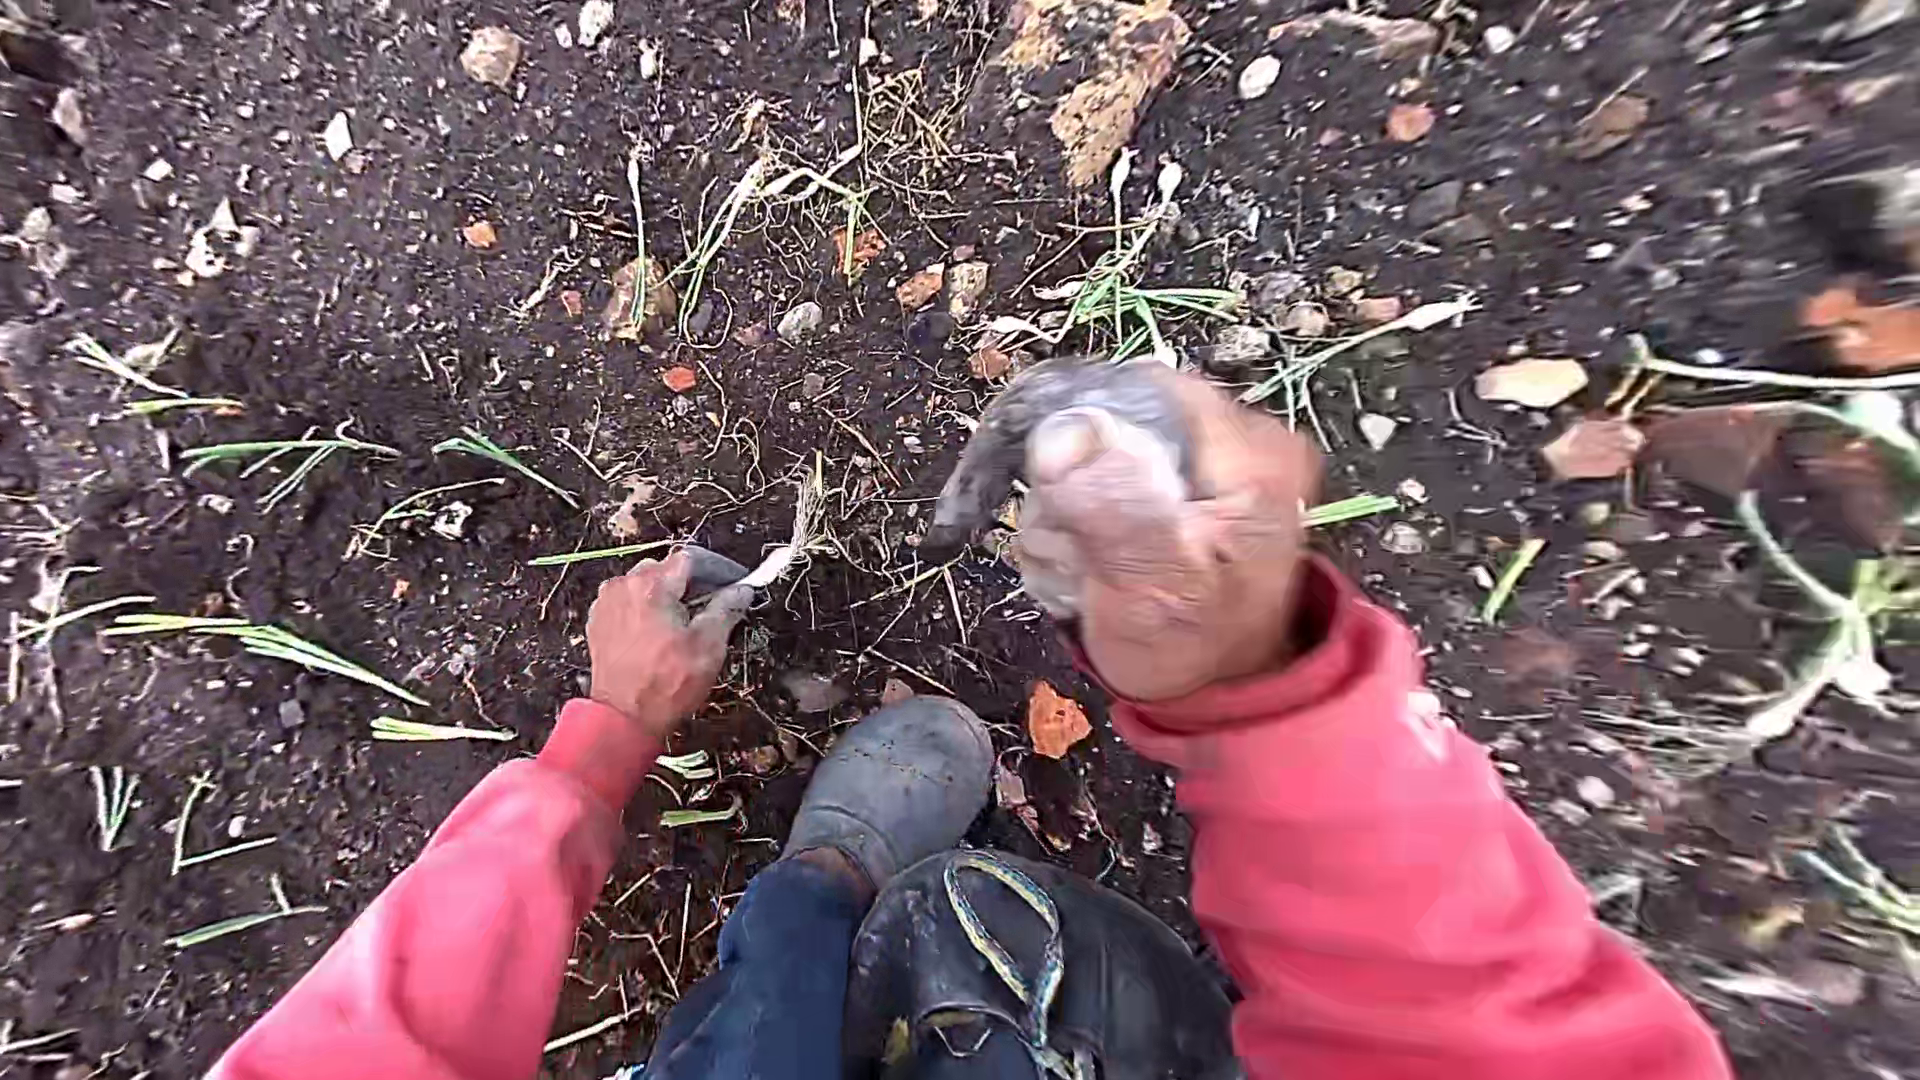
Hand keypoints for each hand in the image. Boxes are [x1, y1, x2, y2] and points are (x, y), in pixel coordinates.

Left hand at [587, 551, 753, 738]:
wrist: (623, 720)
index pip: (692, 559)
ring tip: (687, 622)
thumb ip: (728, 608)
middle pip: (668, 568)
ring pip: (647, 584)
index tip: (733, 586)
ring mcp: (607, 604)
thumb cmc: (667, 683)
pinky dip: (648, 609)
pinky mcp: (599, 622)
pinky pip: (630, 601)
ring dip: (670, 595)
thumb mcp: (710, 643)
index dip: (718, 570)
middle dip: (693, 583)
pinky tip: (661, 632)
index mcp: (652, 585)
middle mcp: (624, 586)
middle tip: (714, 606)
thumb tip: (741, 590)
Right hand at [1015, 369, 1319, 700]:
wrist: (1203, 691)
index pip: (1138, 389)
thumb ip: (1115, 507)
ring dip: (1059, 523)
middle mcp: (1216, 444)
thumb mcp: (1156, 584)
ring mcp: (1179, 468)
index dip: (1082, 431)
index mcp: (1245, 450)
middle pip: (1099, 427)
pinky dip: (1065, 534)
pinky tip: (1084, 570)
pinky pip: (1075, 492)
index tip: (1061, 496)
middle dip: (1066, 497)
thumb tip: (1061, 430)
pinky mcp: (1150, 493)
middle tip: (1081, 556)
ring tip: (1084, 573)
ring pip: (1075, 464)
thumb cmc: (1191, 646)